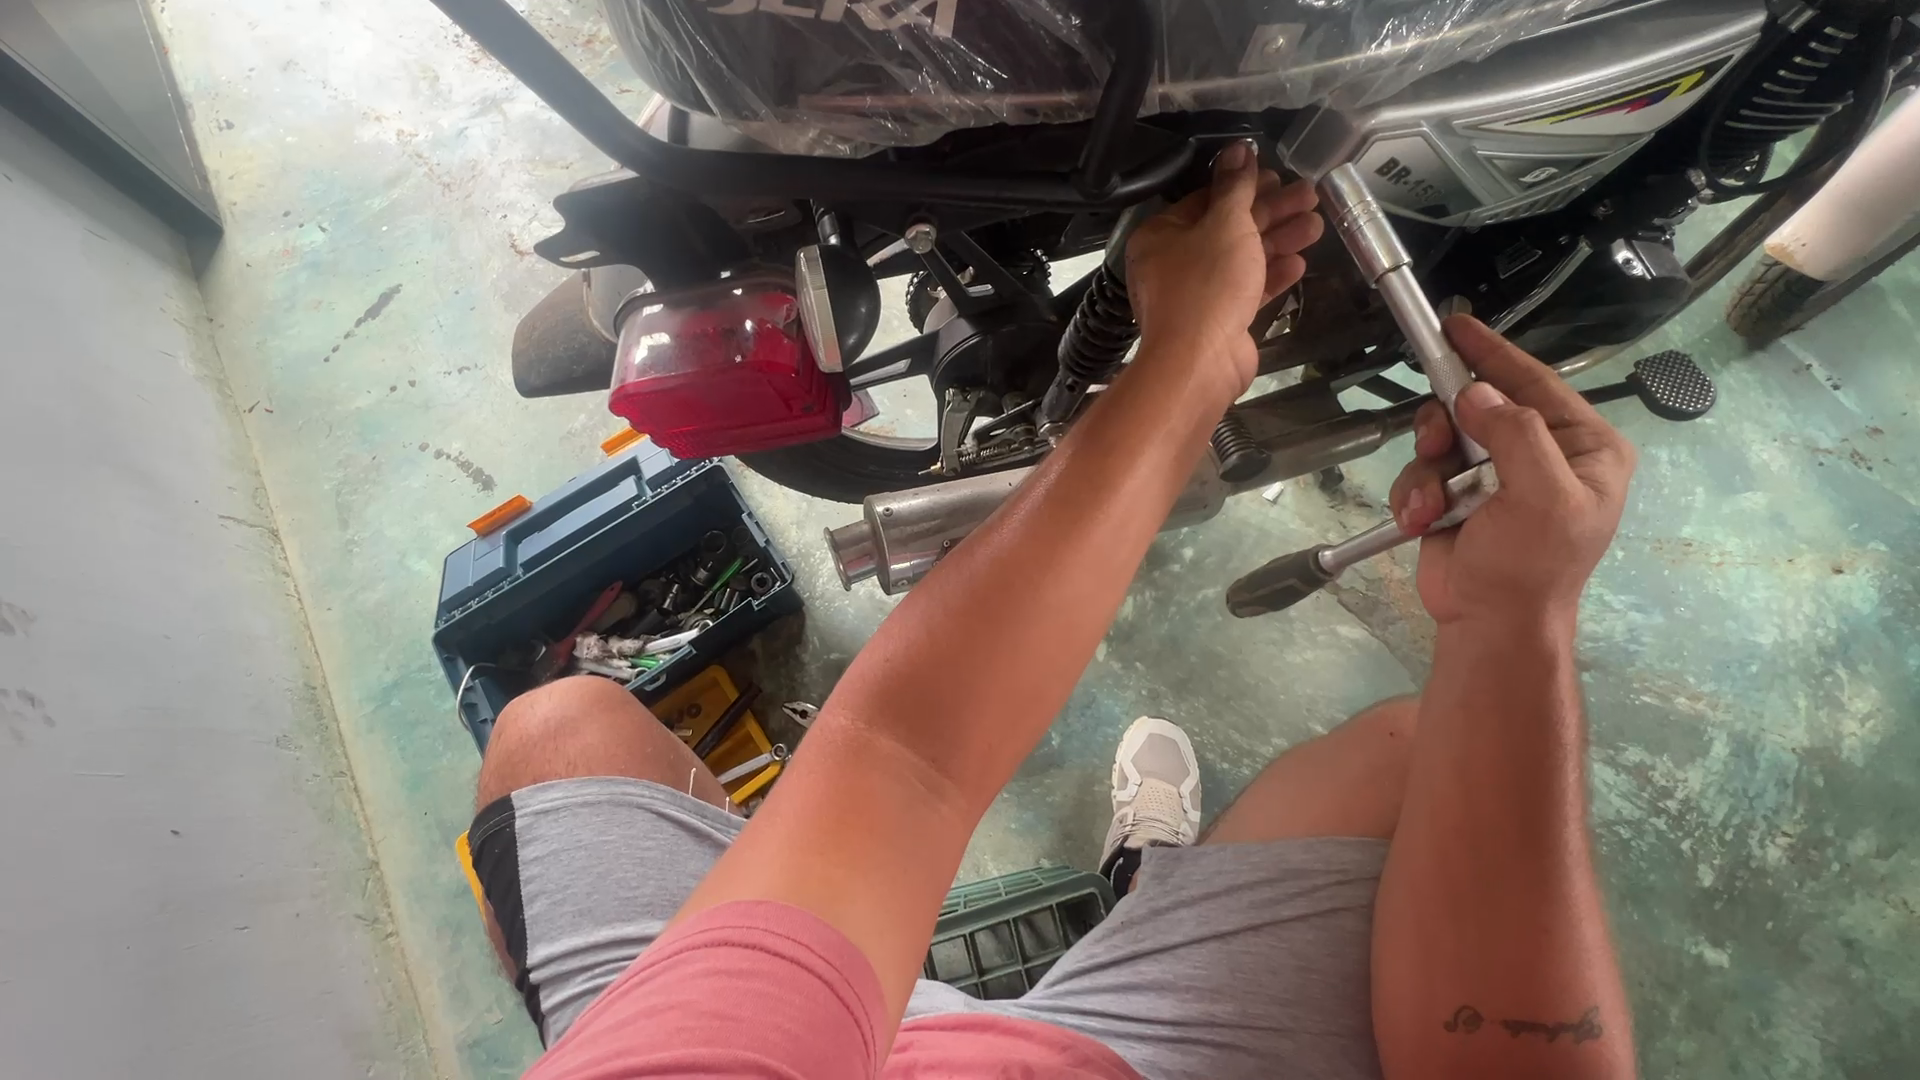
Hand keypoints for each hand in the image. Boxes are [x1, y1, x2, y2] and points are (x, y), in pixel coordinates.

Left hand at [1124, 141, 1322, 403]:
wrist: (1198, 362)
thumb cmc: (1206, 285)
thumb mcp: (1225, 225)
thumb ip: (1236, 187)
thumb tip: (1238, 149)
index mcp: (1160, 236)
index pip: (1205, 200)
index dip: (1245, 186)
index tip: (1280, 175)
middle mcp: (1171, 264)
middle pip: (1227, 228)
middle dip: (1271, 213)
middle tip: (1310, 197)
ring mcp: (1193, 295)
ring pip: (1239, 259)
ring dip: (1278, 241)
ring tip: (1316, 226)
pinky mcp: (1215, 320)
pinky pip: (1243, 291)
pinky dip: (1269, 277)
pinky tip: (1298, 265)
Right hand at [1388, 317, 1636, 631]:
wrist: (1489, 621)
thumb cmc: (1531, 564)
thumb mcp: (1540, 497)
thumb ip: (1514, 437)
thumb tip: (1474, 394)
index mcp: (1580, 446)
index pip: (1533, 384)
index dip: (1492, 355)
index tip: (1455, 328)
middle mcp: (1535, 454)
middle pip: (1473, 409)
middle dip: (1445, 429)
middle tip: (1436, 446)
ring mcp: (1490, 477)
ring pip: (1438, 441)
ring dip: (1425, 473)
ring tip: (1429, 506)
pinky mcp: (1452, 497)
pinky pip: (1419, 474)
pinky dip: (1412, 497)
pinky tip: (1421, 521)